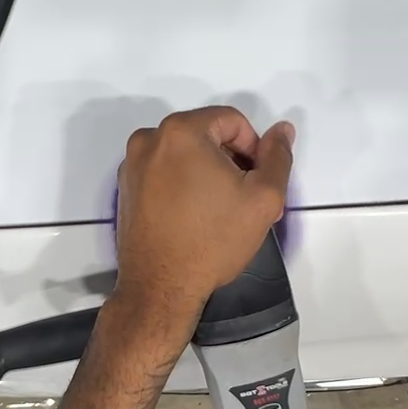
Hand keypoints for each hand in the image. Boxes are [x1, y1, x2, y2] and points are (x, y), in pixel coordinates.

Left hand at [114, 107, 292, 317]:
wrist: (161, 287)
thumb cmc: (211, 242)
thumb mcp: (263, 198)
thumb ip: (278, 157)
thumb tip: (282, 131)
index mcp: (181, 132)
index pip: (231, 121)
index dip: (254, 148)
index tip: (258, 181)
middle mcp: (149, 141)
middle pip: (205, 135)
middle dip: (230, 162)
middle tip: (244, 199)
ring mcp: (132, 166)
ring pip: (184, 156)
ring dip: (208, 174)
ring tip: (222, 212)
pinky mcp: (126, 190)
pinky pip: (163, 174)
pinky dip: (183, 186)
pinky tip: (196, 218)